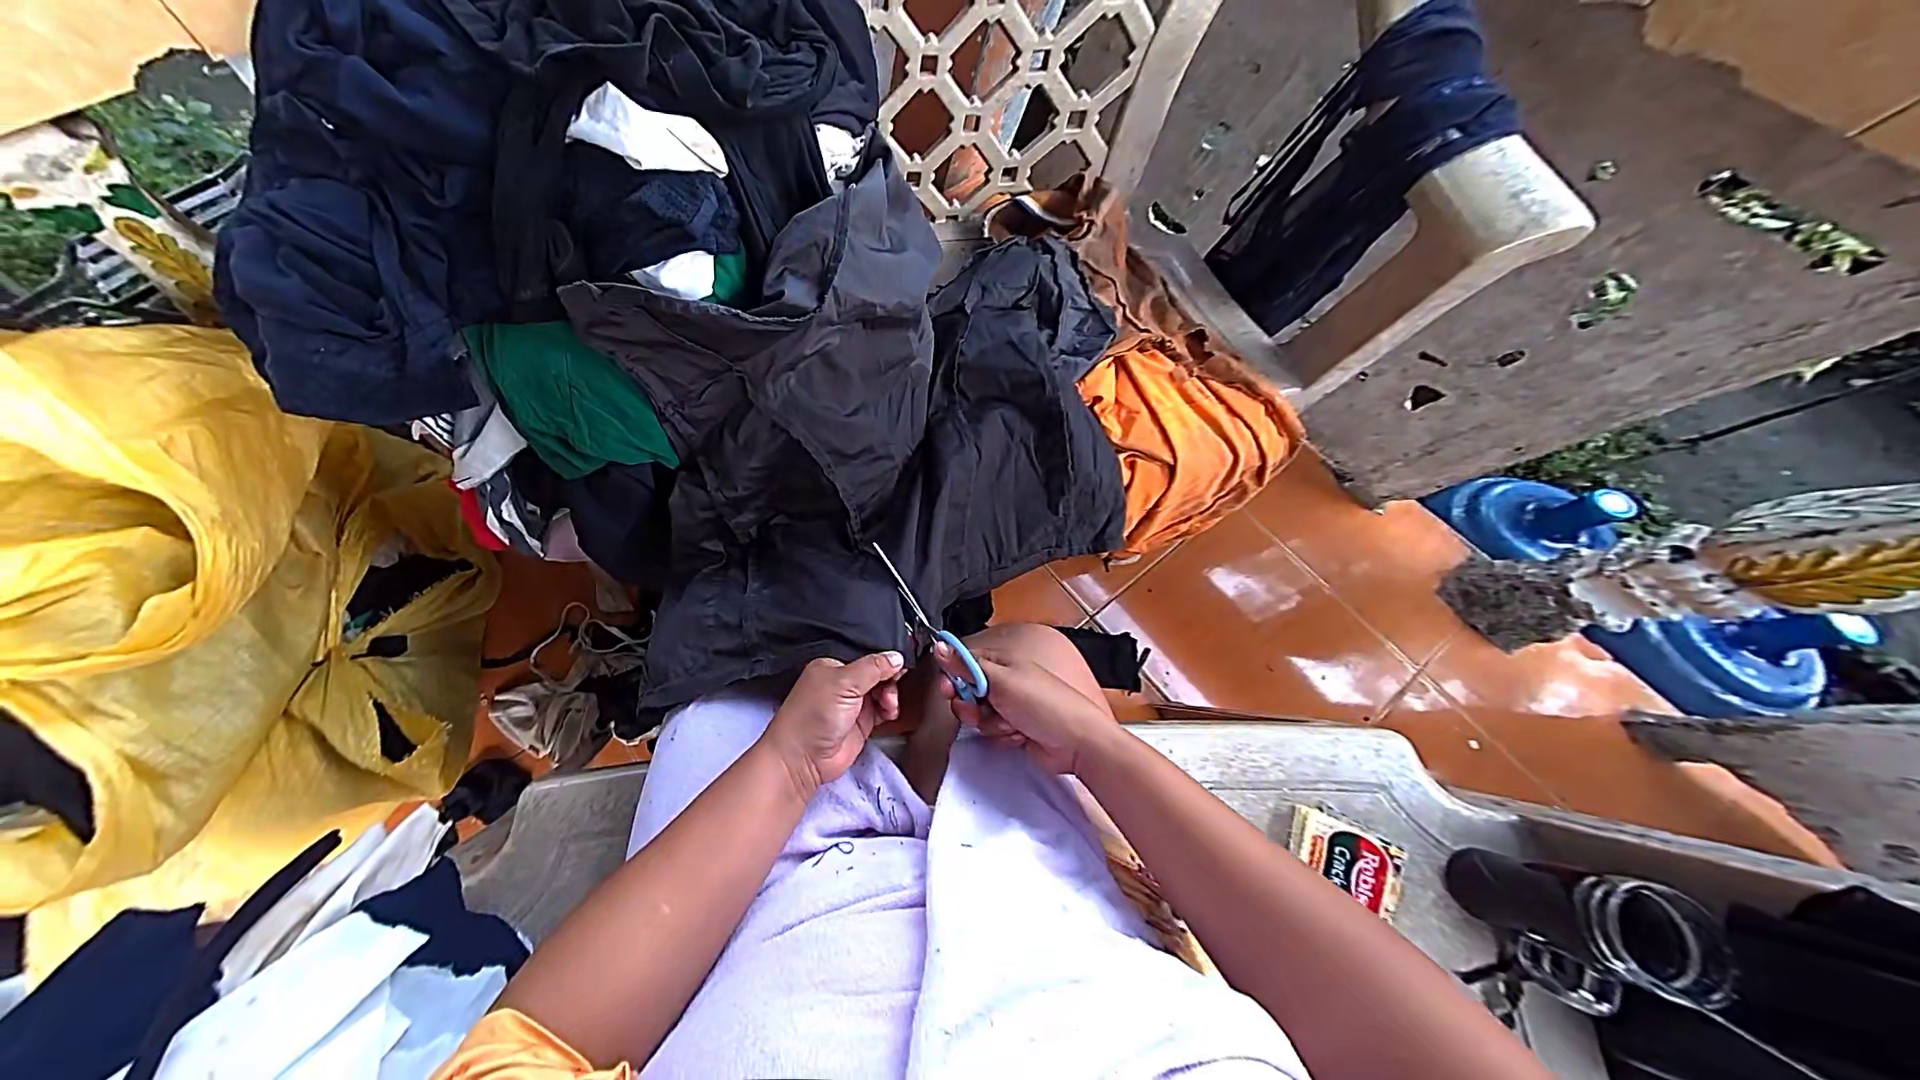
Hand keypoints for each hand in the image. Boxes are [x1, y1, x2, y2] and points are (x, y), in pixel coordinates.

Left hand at [758, 651, 904, 795]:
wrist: (803, 760)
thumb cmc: (813, 717)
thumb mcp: (843, 683)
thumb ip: (872, 667)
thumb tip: (896, 657)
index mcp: (833, 666)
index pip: (865, 654)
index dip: (883, 658)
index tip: (897, 663)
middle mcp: (843, 682)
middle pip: (877, 672)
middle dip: (889, 678)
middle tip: (891, 685)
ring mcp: (853, 702)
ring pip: (883, 690)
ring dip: (891, 694)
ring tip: (888, 703)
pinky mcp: (862, 721)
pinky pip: (883, 709)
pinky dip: (890, 709)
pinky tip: (889, 712)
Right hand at [935, 640, 1117, 773]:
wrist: (1076, 742)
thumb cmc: (1048, 705)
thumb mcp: (1002, 681)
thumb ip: (968, 666)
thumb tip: (942, 645)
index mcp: (1003, 663)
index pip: (965, 664)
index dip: (953, 677)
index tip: (949, 688)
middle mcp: (1005, 682)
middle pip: (968, 693)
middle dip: (971, 706)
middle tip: (980, 709)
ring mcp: (1010, 707)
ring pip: (979, 716)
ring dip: (990, 724)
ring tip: (1009, 723)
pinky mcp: (1014, 729)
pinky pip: (992, 733)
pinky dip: (1002, 737)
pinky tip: (1019, 735)